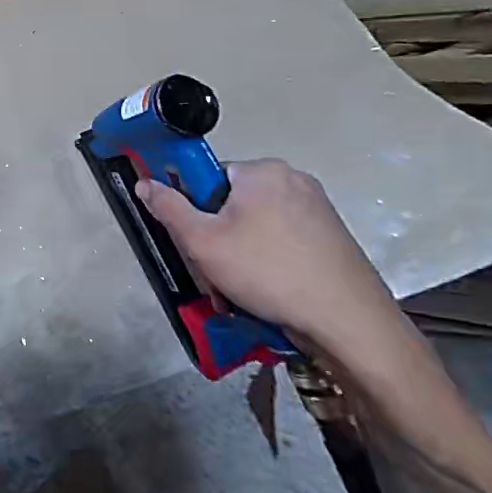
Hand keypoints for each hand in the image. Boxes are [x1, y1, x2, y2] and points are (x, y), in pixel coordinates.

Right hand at [135, 159, 401, 354]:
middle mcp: (293, 179)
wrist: (348, 321)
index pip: (207, 177)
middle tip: (215, 267)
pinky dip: (269, 260)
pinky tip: (269, 288)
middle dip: (218, 233)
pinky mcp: (333, 236)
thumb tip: (144, 183)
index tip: (195, 237)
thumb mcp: (201, 241)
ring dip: (241, 250)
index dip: (194, 207)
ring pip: (257, 224)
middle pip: (232, 201)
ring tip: (241, 285)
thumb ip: (168, 207)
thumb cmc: (267, 271)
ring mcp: (319, 208)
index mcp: (262, 170)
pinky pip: (283, 240)